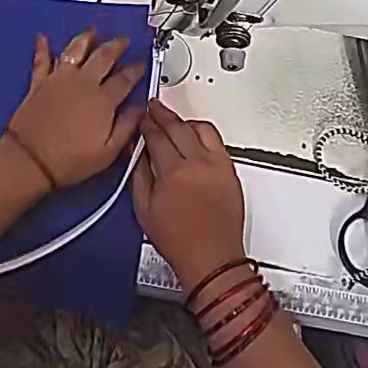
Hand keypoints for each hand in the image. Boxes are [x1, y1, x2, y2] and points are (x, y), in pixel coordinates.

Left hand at [2, 30, 146, 188]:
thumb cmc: (67, 160)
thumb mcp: (108, 152)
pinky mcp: (39, 84)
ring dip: (86, 38)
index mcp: (103, 100)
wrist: (30, 160)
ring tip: (92, 32)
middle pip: (104, 56)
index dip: (136, 69)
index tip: (141, 64)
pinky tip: (43, 38)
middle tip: (123, 41)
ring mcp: (59, 80)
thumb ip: (127, 126)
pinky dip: (43, 47)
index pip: (126, 78)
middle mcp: (83, 84)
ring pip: (76, 50)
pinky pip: (42, 59)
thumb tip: (141, 111)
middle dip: (116, 46)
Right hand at [131, 100, 247, 284]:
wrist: (211, 259)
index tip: (142, 119)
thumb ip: (139, 175)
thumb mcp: (144, 209)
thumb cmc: (179, 242)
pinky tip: (196, 135)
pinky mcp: (231, 172)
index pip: (157, 136)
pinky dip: (204, 134)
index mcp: (174, 173)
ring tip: (174, 120)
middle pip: (178, 127)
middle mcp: (198, 165)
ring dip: (185, 121)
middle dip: (163, 115)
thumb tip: (136, 153)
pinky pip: (217, 142)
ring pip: (201, 129)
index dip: (146, 124)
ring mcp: (218, 167)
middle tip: (154, 108)